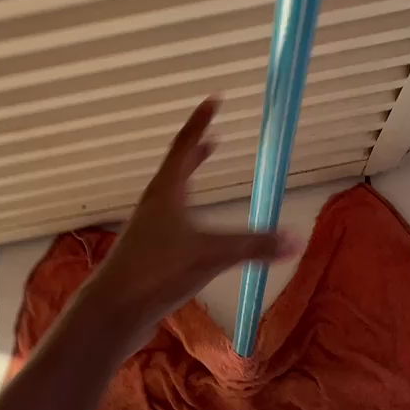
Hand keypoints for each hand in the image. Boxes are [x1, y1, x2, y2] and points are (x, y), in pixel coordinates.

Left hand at [77, 97, 297, 353]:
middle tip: (213, 136)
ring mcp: (148, 231)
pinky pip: (172, 224)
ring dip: (189, 181)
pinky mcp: (147, 255)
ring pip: (172, 196)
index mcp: (165, 193)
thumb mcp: (211, 255)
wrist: (113, 310)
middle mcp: (153, 206)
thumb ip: (253, 246)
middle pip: (176, 169)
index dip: (200, 122)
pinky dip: (188, 214)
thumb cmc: (157, 271)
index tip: (214, 99)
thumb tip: (295, 238)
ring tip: (202, 177)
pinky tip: (195, 234)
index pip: (184, 146)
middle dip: (196, 152)